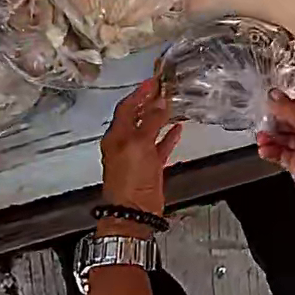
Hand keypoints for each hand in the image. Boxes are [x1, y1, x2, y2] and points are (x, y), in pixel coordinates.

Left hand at [100, 78, 183, 217]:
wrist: (133, 212)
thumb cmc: (130, 178)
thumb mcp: (139, 145)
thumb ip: (150, 123)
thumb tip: (160, 104)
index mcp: (116, 135)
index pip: (126, 107)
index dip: (139, 93)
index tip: (152, 82)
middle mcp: (125, 142)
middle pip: (137, 116)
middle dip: (149, 102)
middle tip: (163, 88)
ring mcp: (138, 155)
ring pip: (149, 130)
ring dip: (160, 117)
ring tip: (172, 103)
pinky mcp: (150, 167)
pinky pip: (160, 147)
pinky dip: (168, 137)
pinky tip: (178, 128)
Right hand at [256, 90, 294, 222]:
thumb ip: (289, 110)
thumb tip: (274, 96)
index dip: (287, 105)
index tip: (271, 104)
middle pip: (292, 122)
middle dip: (276, 121)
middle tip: (264, 121)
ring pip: (285, 138)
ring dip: (271, 136)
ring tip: (261, 137)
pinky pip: (280, 155)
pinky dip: (271, 151)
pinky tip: (264, 150)